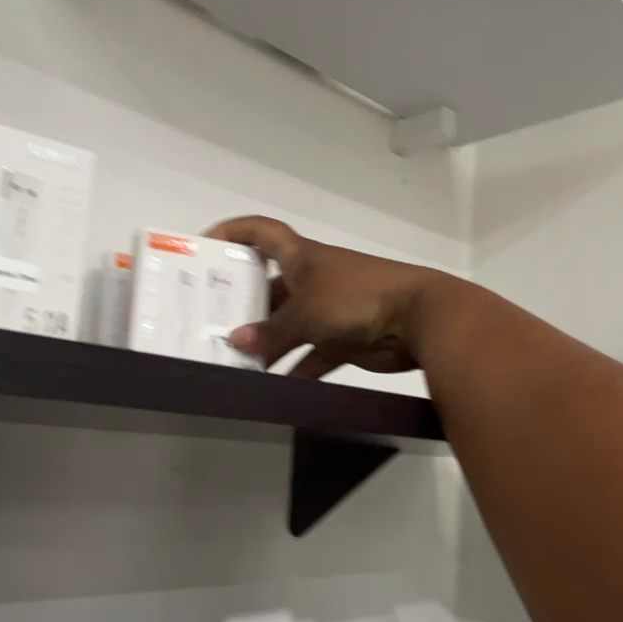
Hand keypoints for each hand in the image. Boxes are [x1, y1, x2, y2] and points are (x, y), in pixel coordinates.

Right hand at [204, 216, 455, 380]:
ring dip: (266, 345)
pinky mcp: (343, 340)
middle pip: (269, 288)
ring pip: (288, 327)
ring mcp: (328, 310)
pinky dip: (294, 371)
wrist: (418, 318)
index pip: (261, 233)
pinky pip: (311, 357)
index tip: (204, 247)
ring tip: (234, 364)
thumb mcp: (306, 312)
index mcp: (301, 257)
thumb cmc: (355, 298)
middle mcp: (312, 279)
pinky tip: (271, 389)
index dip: (232, 233)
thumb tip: (236, 342)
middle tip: (209, 327)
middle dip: (242, 307)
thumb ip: (271, 331)